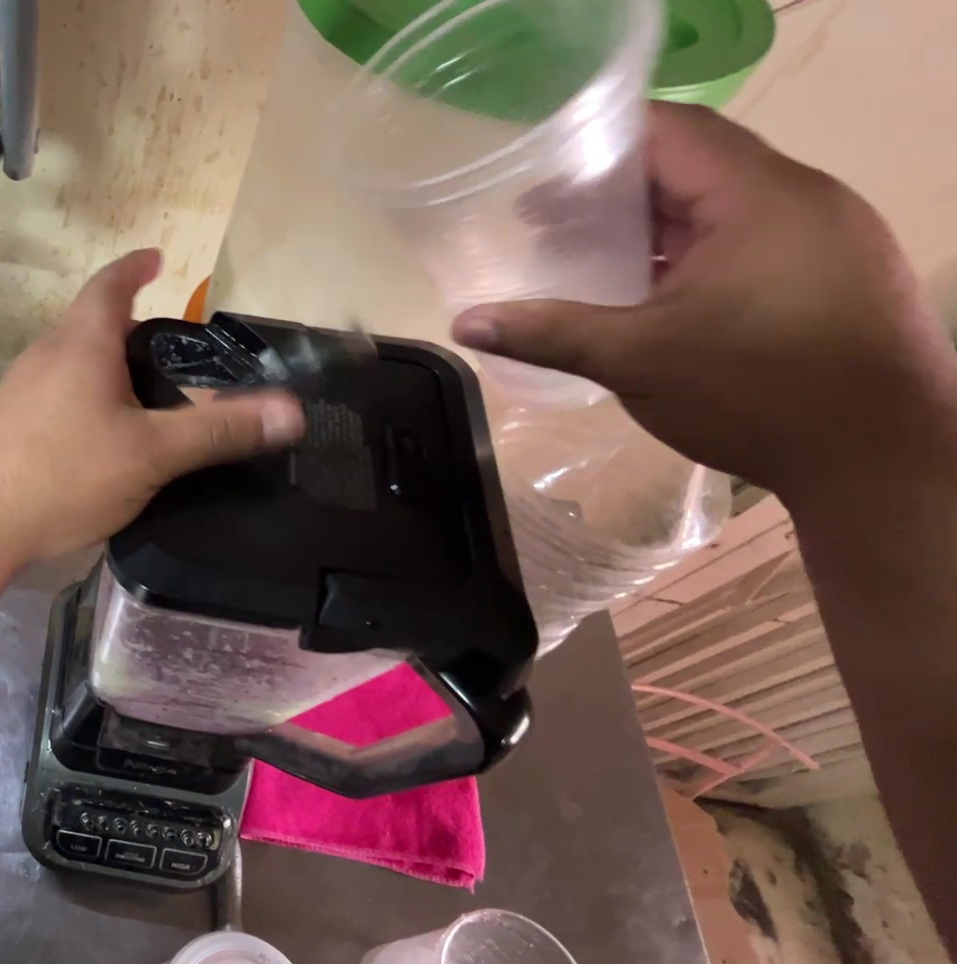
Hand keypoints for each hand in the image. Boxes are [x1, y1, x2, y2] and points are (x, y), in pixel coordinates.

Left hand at [0, 249, 305, 566]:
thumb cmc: (63, 477)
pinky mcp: (3, 427)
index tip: (157, 257)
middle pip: (90, 325)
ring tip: (139, 400)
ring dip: (104, 370)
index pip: (111, 283)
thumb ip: (218, 430)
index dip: (136, 266)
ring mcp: (16, 392)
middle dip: (129, 330)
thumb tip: (293, 410)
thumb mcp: (151, 454)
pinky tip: (94, 442)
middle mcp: (43, 356)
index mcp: (80, 344)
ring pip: (70, 365)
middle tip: (168, 352)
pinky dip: (82, 402)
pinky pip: (51, 398)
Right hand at [451, 103, 956, 511]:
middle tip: (534, 217)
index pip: (675, 132)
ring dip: (640, 225)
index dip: (602, 138)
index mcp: (762, 198)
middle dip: (608, 188)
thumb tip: (463, 323)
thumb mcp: (636, 358)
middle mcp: (798, 201)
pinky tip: (629, 288)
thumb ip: (548, 332)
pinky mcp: (816, 275)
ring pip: (711, 208)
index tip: (535, 164)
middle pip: (690, 166)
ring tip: (570, 253)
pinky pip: (733, 242)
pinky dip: (674, 254)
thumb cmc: (755, 392)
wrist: (873, 457)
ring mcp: (814, 239)